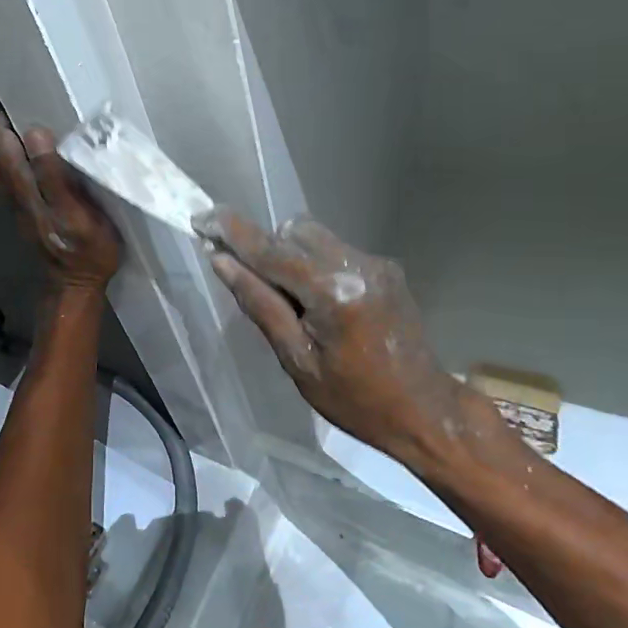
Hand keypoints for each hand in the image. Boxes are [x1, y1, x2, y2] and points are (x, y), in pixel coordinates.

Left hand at [0, 113, 121, 294]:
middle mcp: (11, 190)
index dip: (2, 119)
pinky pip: (7, 170)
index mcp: (22, 189)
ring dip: (4, 137)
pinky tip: (42, 147)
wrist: (77, 284)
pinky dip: (15, 152)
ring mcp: (15, 198)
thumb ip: (54, 177)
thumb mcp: (78, 216)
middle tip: (28, 110)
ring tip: (33, 125)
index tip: (28, 104)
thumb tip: (34, 133)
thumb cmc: (88, 250)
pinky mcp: (25, 204)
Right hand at [197, 209, 477, 466]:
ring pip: (315, 235)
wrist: (425, 409)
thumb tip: (221, 261)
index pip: (271, 249)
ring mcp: (376, 262)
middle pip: (294, 230)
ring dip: (290, 254)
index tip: (202, 217)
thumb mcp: (297, 360)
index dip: (232, 231)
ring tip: (290, 300)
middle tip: (250, 281)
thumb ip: (259, 304)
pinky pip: (335, 249)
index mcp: (334, 292)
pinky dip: (313, 263)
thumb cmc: (355, 399)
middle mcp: (358, 264)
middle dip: (266, 246)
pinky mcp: (386, 267)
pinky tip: (318, 302)